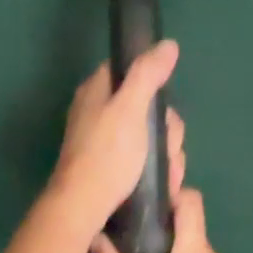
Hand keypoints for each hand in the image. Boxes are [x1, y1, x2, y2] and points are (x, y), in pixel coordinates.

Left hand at [47, 40, 179, 235]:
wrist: (85, 207)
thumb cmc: (107, 154)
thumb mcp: (130, 108)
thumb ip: (147, 74)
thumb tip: (167, 45)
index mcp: (97, 91)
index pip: (132, 70)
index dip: (154, 85)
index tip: (162, 107)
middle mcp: (99, 111)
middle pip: (149, 107)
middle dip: (167, 130)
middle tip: (166, 148)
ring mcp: (106, 140)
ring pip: (153, 136)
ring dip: (167, 155)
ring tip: (167, 173)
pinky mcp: (114, 166)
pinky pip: (145, 158)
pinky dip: (157, 169)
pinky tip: (164, 183)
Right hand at [89, 186, 233, 252]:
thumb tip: (90, 236)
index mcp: (194, 250)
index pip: (191, 199)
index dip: (169, 189)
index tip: (139, 192)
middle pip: (186, 218)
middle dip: (157, 212)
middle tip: (122, 214)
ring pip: (185, 240)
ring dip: (160, 236)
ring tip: (126, 239)